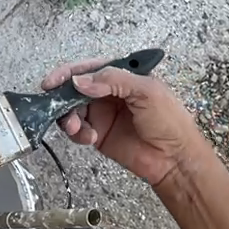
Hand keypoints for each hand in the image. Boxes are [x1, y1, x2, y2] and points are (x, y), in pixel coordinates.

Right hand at [41, 59, 208, 185]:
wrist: (175, 160)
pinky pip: (77, 130)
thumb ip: (113, 81)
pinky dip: (77, 133)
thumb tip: (79, 81)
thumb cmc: (170, 122)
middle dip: (63, 97)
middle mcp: (109, 93)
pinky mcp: (98, 134)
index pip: (90, 68)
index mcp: (122, 76)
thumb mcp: (147, 92)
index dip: (69, 73)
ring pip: (72, 109)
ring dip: (68, 117)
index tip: (53, 82)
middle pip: (75, 88)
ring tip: (76, 128)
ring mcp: (102, 113)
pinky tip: (89, 138)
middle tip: (58, 108)